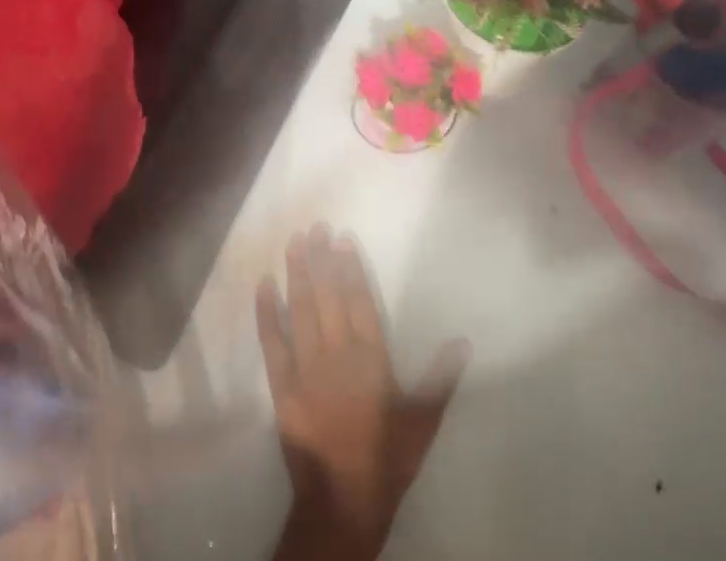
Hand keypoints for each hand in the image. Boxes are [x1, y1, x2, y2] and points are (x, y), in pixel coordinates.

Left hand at [257, 225, 468, 558]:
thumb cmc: (388, 459)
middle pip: (328, 298)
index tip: (343, 239)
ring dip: (296, 274)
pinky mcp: (282, 385)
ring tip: (293, 242)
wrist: (344, 498)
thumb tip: (462, 341)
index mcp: (373, 360)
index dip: (351, 269)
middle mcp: (338, 354)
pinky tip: (263, 285)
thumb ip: (440, 378)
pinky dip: (267, 312)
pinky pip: (272, 342)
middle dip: (321, 260)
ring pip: (300, 310)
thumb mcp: (423, 420)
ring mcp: (307, 367)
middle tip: (315, 226)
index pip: (360, 303)